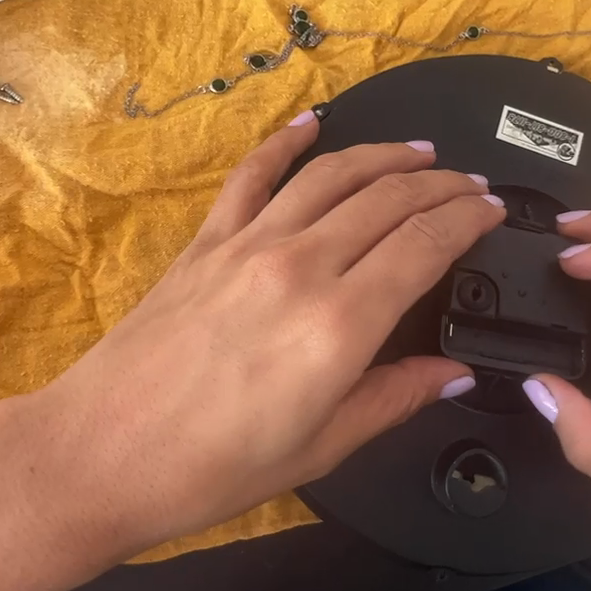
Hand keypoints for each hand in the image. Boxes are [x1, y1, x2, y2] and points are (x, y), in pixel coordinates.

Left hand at [25, 115, 505, 561]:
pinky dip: (285, 143)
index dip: (468, 218)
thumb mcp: (322, 446)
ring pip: (333, 175)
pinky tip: (311, 122)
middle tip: (471, 183)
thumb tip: (452, 372)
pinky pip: (253, 176)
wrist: (99, 454)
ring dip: (384, 156)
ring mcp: (250, 244)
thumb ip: (396, 397)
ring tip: (420, 152)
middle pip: (389, 199)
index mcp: (340, 324)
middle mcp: (301, 267)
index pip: (425, 243)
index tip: (492, 210)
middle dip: (442, 184)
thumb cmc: (212, 467)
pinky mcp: (208, 241)